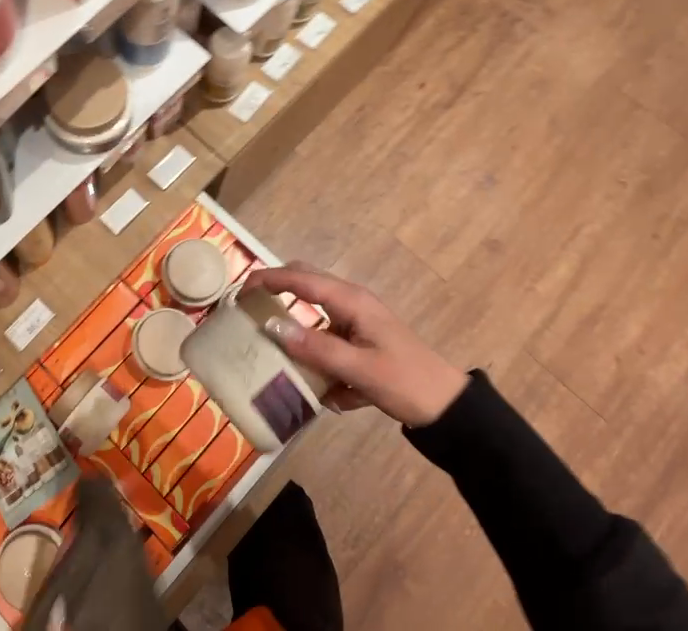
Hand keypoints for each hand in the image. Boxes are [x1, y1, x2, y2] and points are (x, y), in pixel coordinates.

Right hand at [245, 262, 469, 428]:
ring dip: (300, 336)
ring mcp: (358, 323)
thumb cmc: (405, 382)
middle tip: (250, 312)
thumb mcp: (358, 369)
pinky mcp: (362, 344)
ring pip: (316, 318)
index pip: (300, 278)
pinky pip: (330, 344)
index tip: (239, 292)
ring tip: (278, 358)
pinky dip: (323, 362)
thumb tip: (272, 327)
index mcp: (351, 301)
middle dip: (278, 293)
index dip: (267, 279)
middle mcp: (352, 304)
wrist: (448, 409)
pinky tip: (331, 393)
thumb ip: (315, 348)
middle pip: (306, 284)